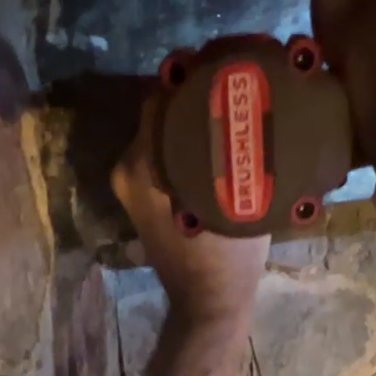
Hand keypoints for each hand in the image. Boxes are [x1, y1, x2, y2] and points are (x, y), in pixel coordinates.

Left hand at [110, 97, 269, 320]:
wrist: (209, 304)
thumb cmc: (226, 255)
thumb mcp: (236, 195)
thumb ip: (233, 147)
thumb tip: (246, 101)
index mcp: (142, 164)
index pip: (163, 97)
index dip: (195, 80)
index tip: (226, 71)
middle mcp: (128, 171)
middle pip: (162, 117)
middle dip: (193, 103)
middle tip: (234, 92)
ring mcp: (133, 190)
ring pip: (164, 139)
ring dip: (191, 128)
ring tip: (230, 119)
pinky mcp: (144, 205)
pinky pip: (165, 162)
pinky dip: (186, 153)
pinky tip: (218, 152)